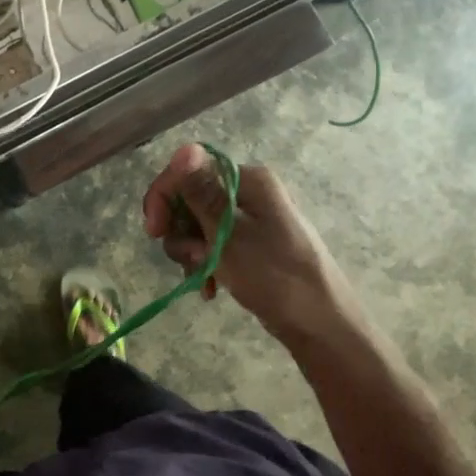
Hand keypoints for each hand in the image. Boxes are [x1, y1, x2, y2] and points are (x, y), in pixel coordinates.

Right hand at [142, 145, 363, 345]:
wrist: (322, 328)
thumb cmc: (276, 278)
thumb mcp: (229, 236)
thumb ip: (202, 194)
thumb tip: (185, 147)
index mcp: (249, 180)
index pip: (187, 171)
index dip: (163, 198)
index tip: (153, 232)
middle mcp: (249, 191)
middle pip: (188, 199)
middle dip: (180, 231)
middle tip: (190, 260)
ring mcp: (250, 218)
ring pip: (196, 224)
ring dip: (191, 252)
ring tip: (204, 277)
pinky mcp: (250, 243)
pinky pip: (211, 243)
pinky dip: (205, 263)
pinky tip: (210, 287)